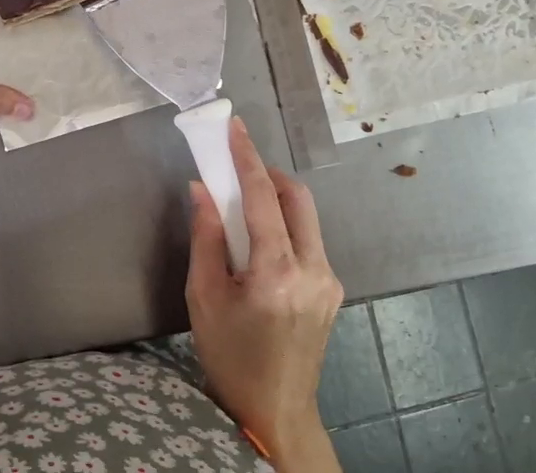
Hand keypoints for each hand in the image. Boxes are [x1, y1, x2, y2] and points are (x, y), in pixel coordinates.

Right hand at [187, 118, 343, 466]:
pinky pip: (309, 239)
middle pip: (297, 197)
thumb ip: (205, 237)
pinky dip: (285, 225)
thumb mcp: (204, 297)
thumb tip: (202, 188)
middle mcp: (312, 269)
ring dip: (277, 198)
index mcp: (276, 272)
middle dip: (267, 173)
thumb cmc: (229, 355)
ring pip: (307, 216)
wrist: (274, 410)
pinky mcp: (333, 289)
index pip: (263, 197)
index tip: (234, 126)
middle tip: (237, 169)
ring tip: (244, 206)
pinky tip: (262, 242)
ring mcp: (329, 280)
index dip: (247, 157)